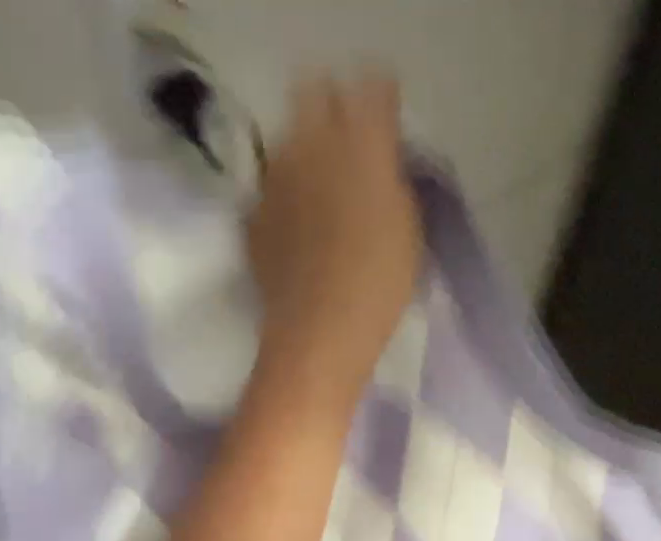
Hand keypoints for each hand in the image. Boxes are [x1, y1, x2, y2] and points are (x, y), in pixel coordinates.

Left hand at [247, 72, 420, 397]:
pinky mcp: (252, 209)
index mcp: (360, 143)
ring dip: (306, 145)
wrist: (318, 333)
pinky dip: (287, 189)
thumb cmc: (380, 284)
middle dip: (332, 104)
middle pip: (314, 92)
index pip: (370, 89)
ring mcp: (274, 175)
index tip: (387, 111)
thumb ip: (392, 175)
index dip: (380, 95)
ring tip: (323, 178)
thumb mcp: (407, 224)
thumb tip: (381, 157)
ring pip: (288, 135)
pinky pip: (272, 181)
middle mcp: (309, 144)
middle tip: (350, 136)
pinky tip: (300, 218)